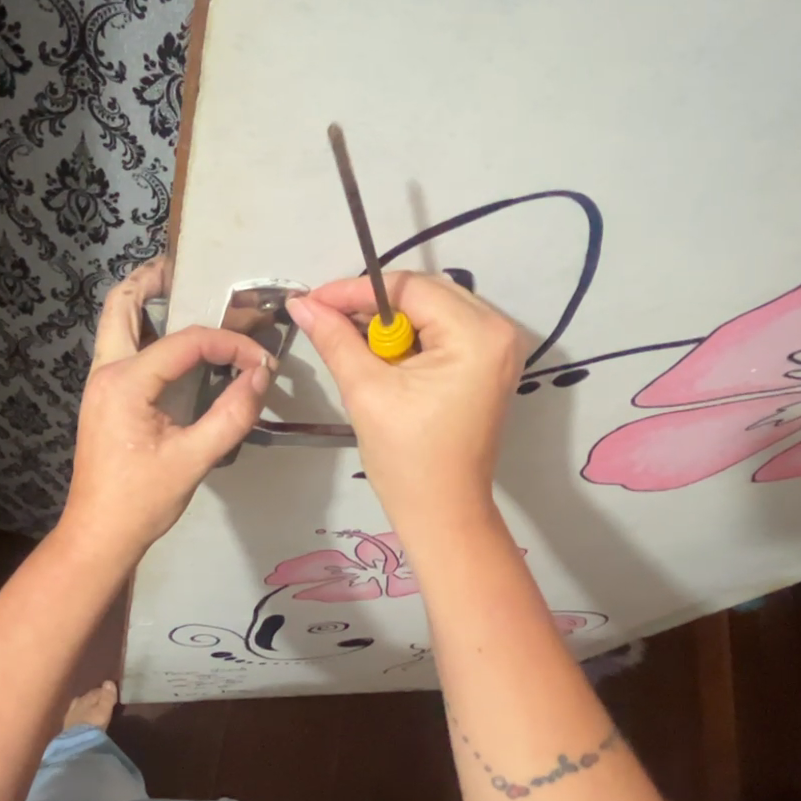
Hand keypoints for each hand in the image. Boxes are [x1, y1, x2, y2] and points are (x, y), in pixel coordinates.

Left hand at [59, 259, 274, 557]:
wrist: (98, 534)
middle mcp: (105, 373)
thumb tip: (261, 377)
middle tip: (188, 270)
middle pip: (121, 306)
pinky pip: (121, 349)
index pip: (185, 342)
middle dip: (152, 281)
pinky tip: (172, 341)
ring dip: (143, 302)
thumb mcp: (193, 461)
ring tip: (179, 290)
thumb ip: (231, 415)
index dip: (229, 344)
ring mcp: (99, 385)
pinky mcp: (103, 400)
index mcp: (125, 383)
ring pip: (116, 324)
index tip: (261, 361)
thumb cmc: (140, 502)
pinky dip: (144, 331)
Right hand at [287, 272, 522, 525]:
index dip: (355, 290)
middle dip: (371, 304)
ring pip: (432, 310)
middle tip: (326, 319)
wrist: (442, 512)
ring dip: (388, 321)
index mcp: (475, 335)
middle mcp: (498, 331)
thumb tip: (302, 304)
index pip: (408, 288)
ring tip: (347, 337)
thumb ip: (335, 339)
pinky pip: (443, 332)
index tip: (312, 301)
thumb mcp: (365, 392)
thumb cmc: (406, 458)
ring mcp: (498, 348)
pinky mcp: (489, 366)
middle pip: (424, 293)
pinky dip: (409, 338)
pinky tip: (378, 354)